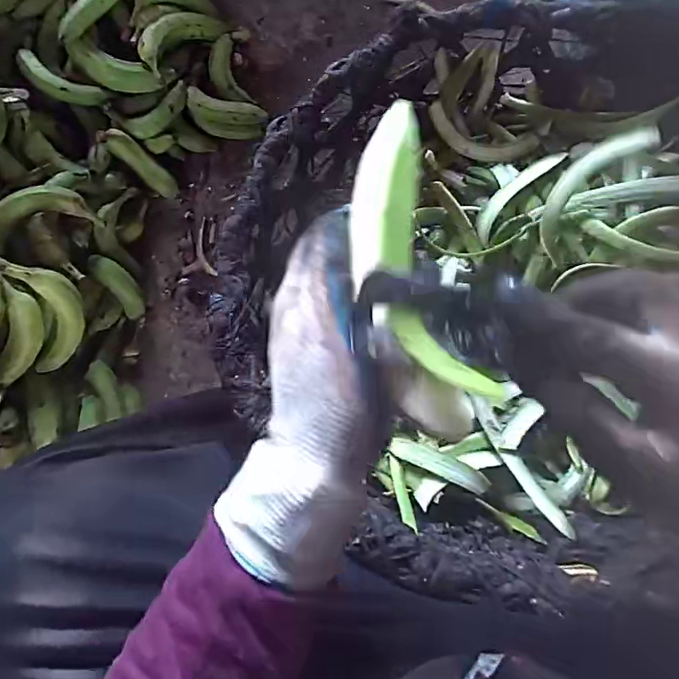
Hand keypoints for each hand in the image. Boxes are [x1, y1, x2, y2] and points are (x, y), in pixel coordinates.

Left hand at [214, 211, 385, 589]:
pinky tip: (350, 303)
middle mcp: (289, 299)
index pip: (321, 237)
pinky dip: (324, 286)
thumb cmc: (348, 410)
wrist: (310, 454)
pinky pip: (303, 292)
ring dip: (335, 264)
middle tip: (381, 248)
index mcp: (310, 299)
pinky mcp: (281, 334)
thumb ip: (383, 314)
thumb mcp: (377, 360)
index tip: (380, 224)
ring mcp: (281, 316)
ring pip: (307, 270)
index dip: (349, 225)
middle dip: (346, 243)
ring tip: (369, 273)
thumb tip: (397, 273)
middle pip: (314, 250)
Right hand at [488, 271, 678, 571]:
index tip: (502, 302)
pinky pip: (676, 290)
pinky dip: (636, 293)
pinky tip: (619, 311)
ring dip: (603, 292)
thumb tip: (523, 358)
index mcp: (678, 379)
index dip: (539, 318)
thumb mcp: (623, 464)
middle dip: (574, 299)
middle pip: (624, 291)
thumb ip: (571, 405)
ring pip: (651, 282)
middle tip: (542, 321)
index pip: (590, 334)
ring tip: (575, 316)